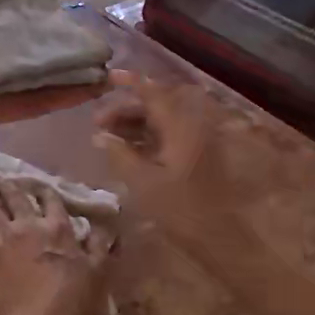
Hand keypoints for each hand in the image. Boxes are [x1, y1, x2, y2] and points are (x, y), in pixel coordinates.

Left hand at [0, 185, 107, 314]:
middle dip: (6, 186)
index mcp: (59, 227)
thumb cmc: (73, 300)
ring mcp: (4, 234)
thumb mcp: (97, 271)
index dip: (44, 192)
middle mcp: (30, 223)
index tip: (38, 187)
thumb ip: (99, 245)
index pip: (51, 200)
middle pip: (16, 196)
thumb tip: (106, 226)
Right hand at [91, 68, 255, 243]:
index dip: (130, 82)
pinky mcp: (196, 156)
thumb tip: (99, 136)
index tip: (107, 77)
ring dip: (134, 123)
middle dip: (125, 109)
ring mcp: (196, 142)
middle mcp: (191, 127)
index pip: (153, 93)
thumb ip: (118, 153)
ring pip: (161, 121)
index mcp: (180, 128)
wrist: (217, 236)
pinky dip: (145, 136)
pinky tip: (126, 149)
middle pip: (156, 105)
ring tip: (107, 137)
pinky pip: (167, 135)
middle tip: (97, 122)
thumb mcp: (141, 180)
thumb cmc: (178, 208)